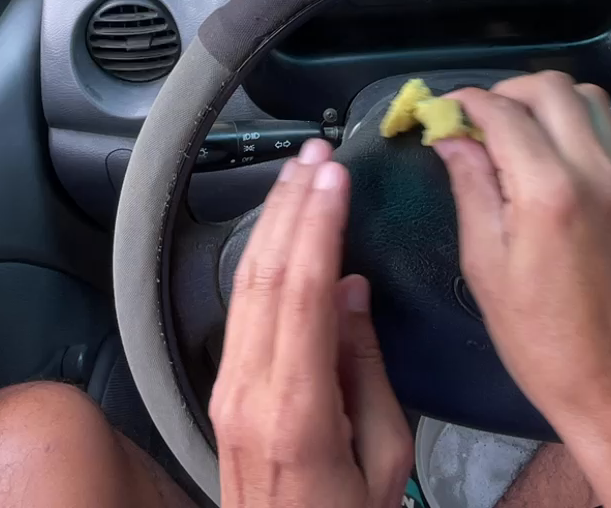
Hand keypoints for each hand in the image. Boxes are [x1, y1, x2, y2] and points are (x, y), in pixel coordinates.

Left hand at [212, 139, 412, 507]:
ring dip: (273, 216)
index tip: (334, 177)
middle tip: (316, 153)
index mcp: (298, 410)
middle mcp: (251, 389)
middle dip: (293, 203)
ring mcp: (229, 386)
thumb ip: (368, 367)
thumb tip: (352, 290)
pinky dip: (261, 250)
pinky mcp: (224, 385)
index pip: (303, 291)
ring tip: (298, 170)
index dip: (318, 225)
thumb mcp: (386, 457)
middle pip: (266, 273)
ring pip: (245, 279)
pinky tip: (279, 223)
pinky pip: (240, 301)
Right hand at [437, 72, 610, 507]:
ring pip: (585, 97)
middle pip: (550, 87)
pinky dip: (571, 119)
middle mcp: (593, 170)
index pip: (503, 112)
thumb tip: (450, 137)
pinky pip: (604, 126)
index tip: (441, 111)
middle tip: (475, 121)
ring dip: (542, 100)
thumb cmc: (539, 339)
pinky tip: (544, 152)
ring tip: (511, 131)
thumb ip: (470, 186)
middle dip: (504, 91)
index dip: (465, 102)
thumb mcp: (485, 265)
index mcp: (549, 191)